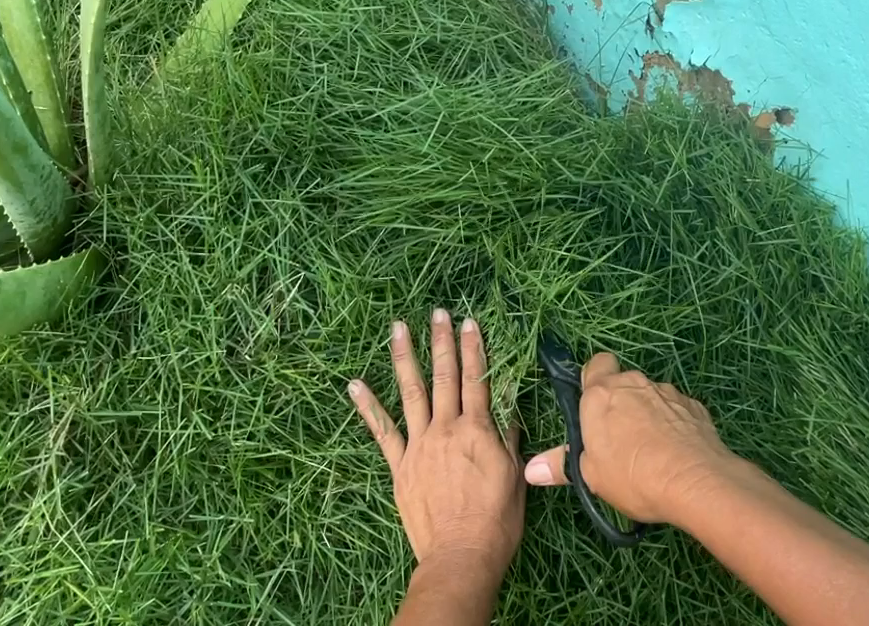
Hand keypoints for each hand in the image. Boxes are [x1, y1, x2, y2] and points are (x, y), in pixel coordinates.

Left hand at [349, 309, 523, 577]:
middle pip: (445, 376)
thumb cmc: (495, 521)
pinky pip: (382, 431)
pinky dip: (367, 406)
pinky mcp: (400, 465)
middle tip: (437, 312)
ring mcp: (420, 445)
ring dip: (405, 357)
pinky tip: (354, 384)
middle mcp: (446, 429)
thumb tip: (508, 409)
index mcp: (478, 430)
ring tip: (398, 327)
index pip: (477, 379)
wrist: (460, 557)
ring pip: (412, 392)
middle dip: (441, 341)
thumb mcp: (514, 477)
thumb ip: (508, 439)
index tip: (469, 321)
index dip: (474, 348)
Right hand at [524, 352, 745, 523]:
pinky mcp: (694, 407)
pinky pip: (677, 410)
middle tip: (619, 434)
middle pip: (623, 381)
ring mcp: (666, 392)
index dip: (594, 380)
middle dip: (621, 400)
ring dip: (648, 412)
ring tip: (651, 448)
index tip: (594, 407)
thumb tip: (531, 471)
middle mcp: (632, 383)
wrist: (696, 481)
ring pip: (651, 395)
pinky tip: (677, 451)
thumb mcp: (590, 475)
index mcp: (600, 393)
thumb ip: (561, 465)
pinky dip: (675, 424)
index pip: (595, 364)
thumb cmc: (632, 475)